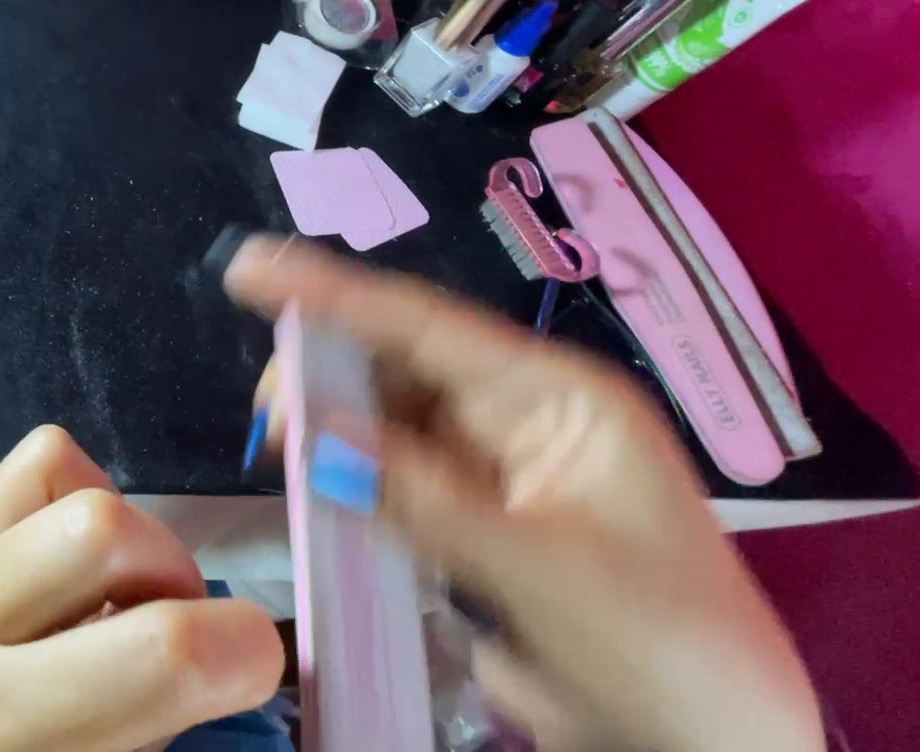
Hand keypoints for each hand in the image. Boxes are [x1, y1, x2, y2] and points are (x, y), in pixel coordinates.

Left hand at [0, 426, 282, 751]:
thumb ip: (159, 724)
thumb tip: (238, 665)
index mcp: (12, 729)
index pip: (160, 651)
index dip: (244, 650)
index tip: (254, 667)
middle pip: (104, 533)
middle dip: (183, 576)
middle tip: (184, 634)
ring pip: (73, 488)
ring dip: (138, 537)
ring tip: (133, 597)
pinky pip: (36, 464)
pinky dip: (87, 491)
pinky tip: (87, 557)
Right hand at [219, 234, 822, 751]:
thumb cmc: (666, 653)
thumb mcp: (544, 572)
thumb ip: (421, 497)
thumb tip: (313, 434)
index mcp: (556, 397)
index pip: (426, 326)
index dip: (334, 292)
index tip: (253, 267)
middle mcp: (513, 412)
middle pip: (392, 362)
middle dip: (322, 370)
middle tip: (269, 411)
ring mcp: (482, 461)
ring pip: (378, 413)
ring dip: (324, 421)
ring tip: (277, 445)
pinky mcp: (458, 508)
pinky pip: (380, 467)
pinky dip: (339, 469)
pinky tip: (309, 477)